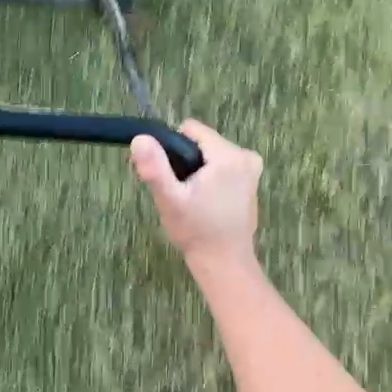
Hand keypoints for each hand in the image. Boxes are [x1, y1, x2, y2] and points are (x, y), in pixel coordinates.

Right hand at [131, 120, 262, 265]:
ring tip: (188, 198)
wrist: (224, 261)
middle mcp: (246, 156)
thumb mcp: (169, 199)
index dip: (170, 148)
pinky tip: (203, 201)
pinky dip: (208, 177)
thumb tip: (139, 137)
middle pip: (200, 142)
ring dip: (194, 170)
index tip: (165, 174)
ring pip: (209, 154)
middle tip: (174, 191)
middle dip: (182, 160)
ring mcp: (252, 169)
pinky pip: (220, 166)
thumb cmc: (196, 231)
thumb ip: (154, 167)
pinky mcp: (251, 181)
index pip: (190, 130)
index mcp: (228, 155)